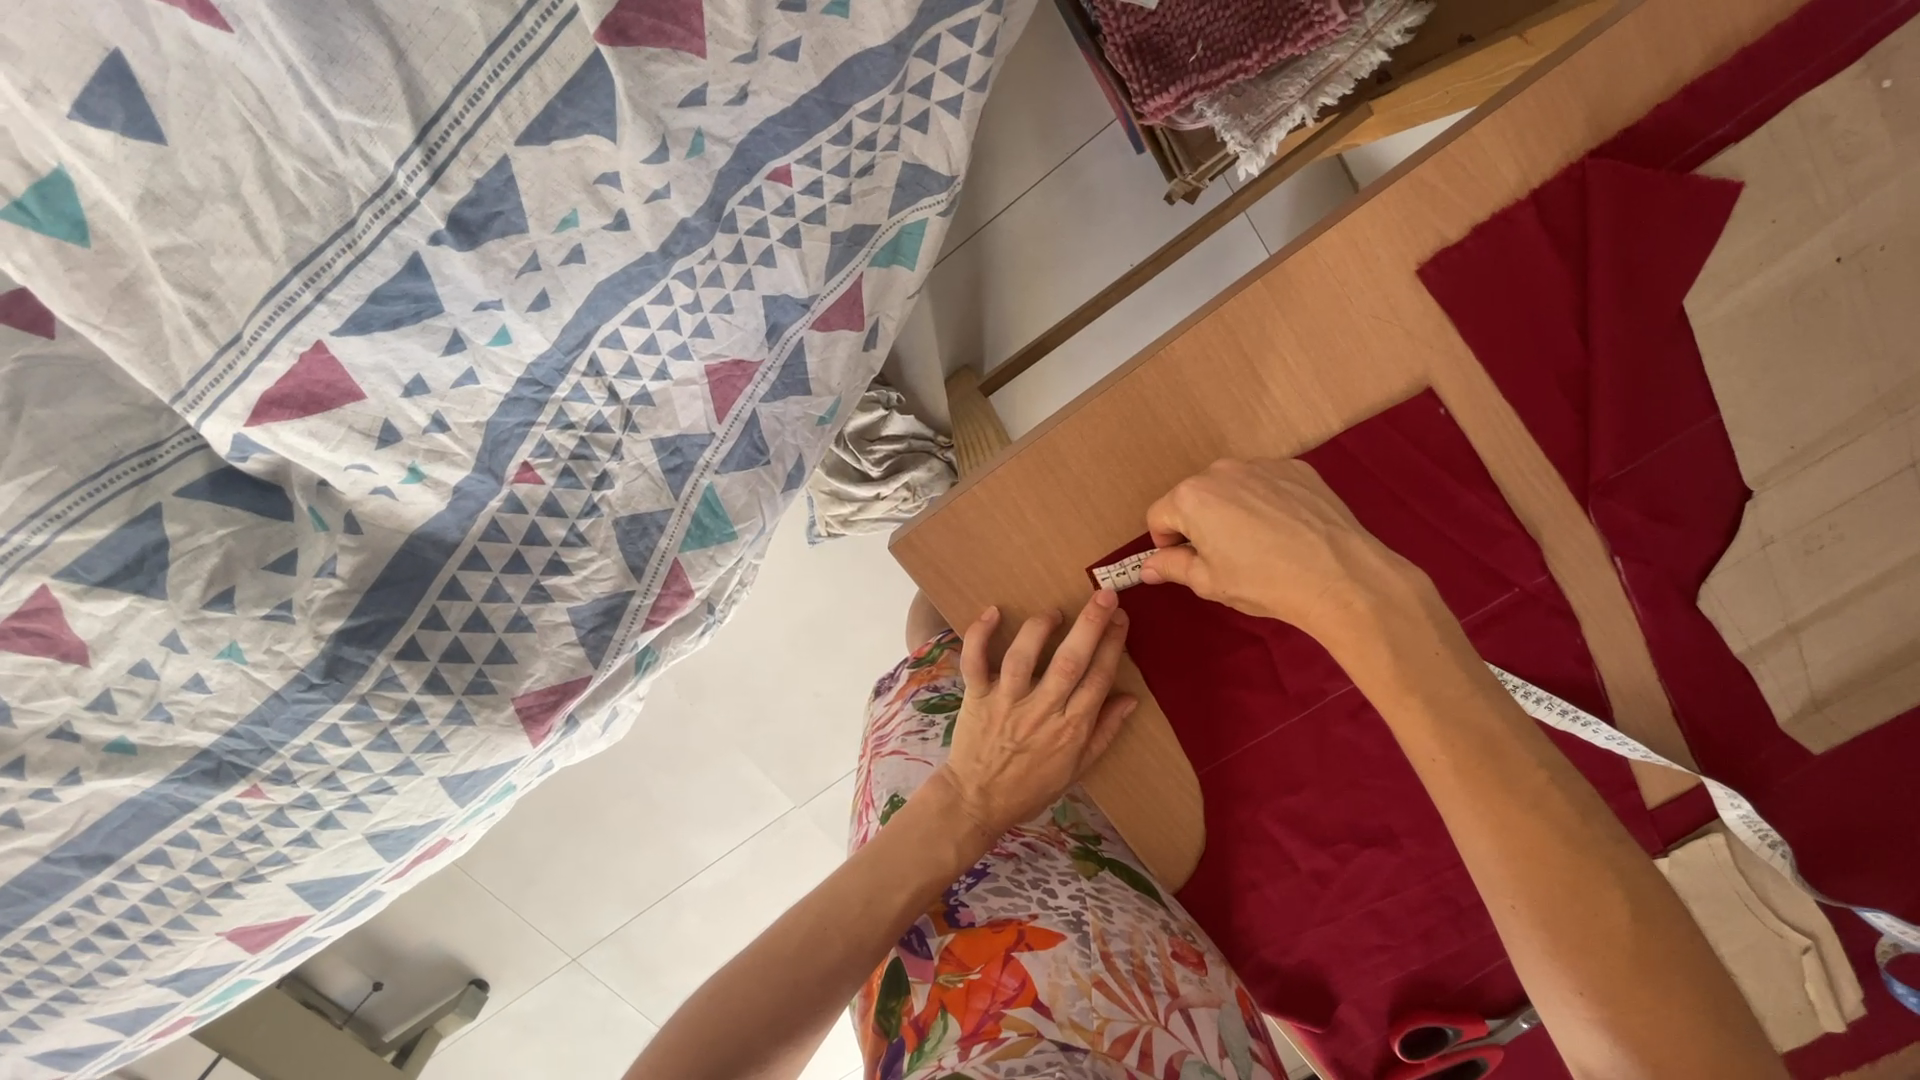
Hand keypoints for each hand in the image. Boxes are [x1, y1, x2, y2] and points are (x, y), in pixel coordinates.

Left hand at [942, 592, 1136, 837]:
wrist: (977, 801)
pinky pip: (975, 663)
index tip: (1121, 617)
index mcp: (1071, 729)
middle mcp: (1041, 712)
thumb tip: (1130, 699)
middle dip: (1089, 627)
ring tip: (1053, 612)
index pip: (1098, 680)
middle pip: (1069, 663)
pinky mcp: (976, 698)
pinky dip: (979, 636)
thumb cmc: (1030, 786)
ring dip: (1039, 630)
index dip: (1113, 646)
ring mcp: (1006, 703)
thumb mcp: (1077, 769)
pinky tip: (992, 612)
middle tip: (1104, 595)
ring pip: (1022, 658)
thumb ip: (1104, 732)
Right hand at [1141, 458, 1437, 649]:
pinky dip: (1266, 502)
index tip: (1186, 562)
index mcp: (1191, 497)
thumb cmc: (1264, 582)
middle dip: (1200, 523)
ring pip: (1231, 488)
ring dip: (1232, 510)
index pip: (1159, 515)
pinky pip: (1266, 484)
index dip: (1166, 542)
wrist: (1339, 575)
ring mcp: (1262, 466)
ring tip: (1259, 545)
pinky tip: (1285, 531)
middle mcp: (1221, 471)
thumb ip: (1172, 567)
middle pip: (1194, 497)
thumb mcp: (1208, 582)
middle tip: (1223, 557)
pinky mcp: (1296, 469)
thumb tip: (1149, 566)